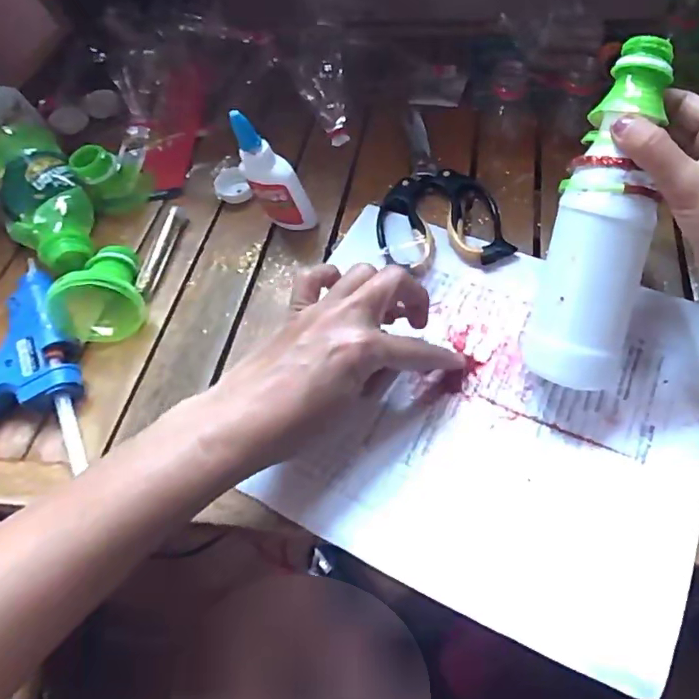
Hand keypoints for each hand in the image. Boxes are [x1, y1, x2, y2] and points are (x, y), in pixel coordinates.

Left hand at [201, 263, 463, 474]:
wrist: (242, 419)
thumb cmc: (297, 427)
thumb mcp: (351, 407)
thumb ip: (377, 377)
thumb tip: (389, 364)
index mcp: (364, 347)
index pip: (416, 350)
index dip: (441, 358)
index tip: (456, 362)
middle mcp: (345, 317)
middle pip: (394, 281)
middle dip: (417, 297)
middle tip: (416, 322)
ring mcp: (318, 308)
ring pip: (360, 271)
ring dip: (379, 286)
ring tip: (381, 311)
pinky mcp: (293, 310)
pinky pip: (315, 278)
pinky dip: (332, 280)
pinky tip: (336, 297)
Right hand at [610, 90, 698, 320]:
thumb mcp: (691, 183)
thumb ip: (654, 150)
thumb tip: (616, 119)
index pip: (683, 102)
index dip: (647, 100)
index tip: (607, 106)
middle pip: (671, 128)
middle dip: (636, 130)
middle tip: (593, 134)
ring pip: (666, 156)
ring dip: (636, 157)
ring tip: (597, 156)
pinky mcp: (698, 202)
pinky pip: (666, 181)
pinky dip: (643, 179)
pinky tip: (616, 182)